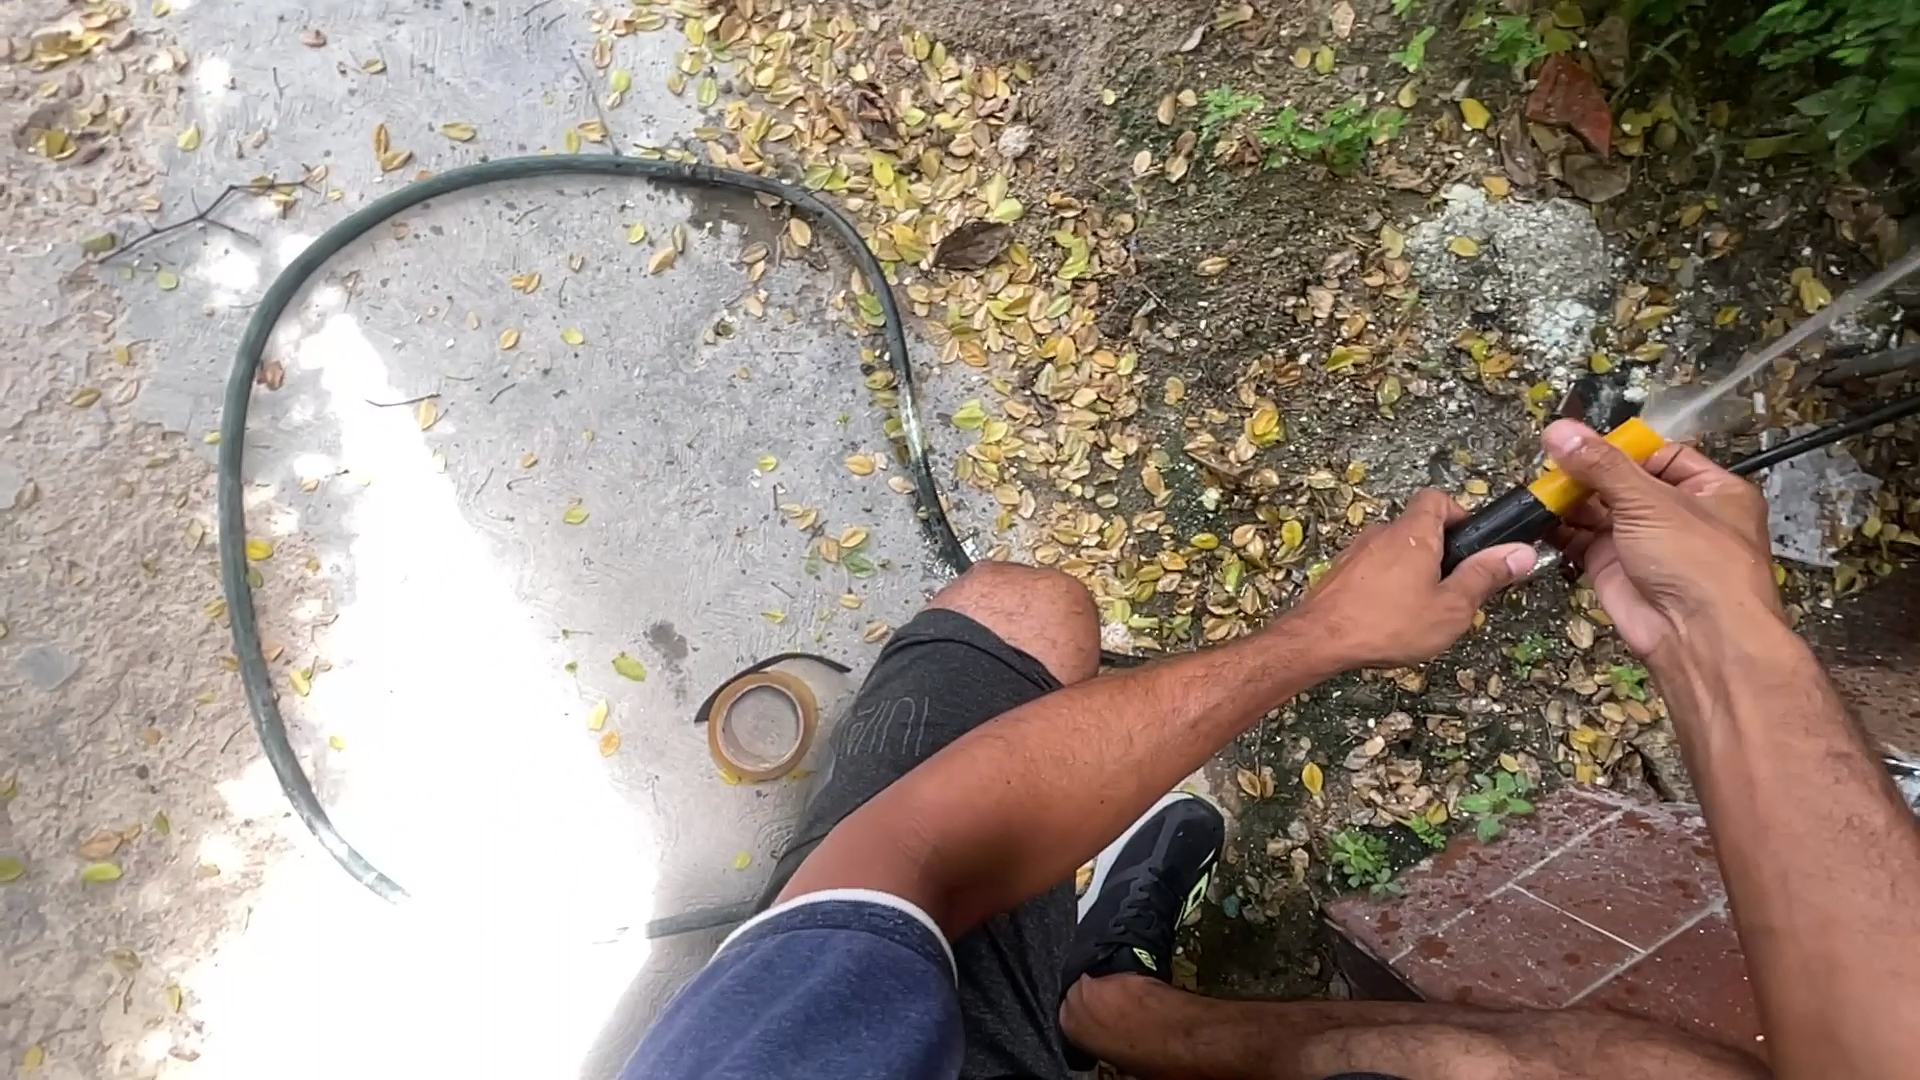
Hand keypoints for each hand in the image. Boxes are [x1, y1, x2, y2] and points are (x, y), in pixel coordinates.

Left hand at [1293, 489, 1535, 667]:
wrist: (1319, 640)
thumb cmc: (1388, 623)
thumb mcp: (1451, 606)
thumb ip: (1485, 576)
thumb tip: (1520, 552)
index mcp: (1411, 533)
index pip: (1436, 499)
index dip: (1460, 514)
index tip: (1474, 544)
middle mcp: (1380, 534)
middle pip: (1418, 527)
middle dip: (1441, 551)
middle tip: (1455, 586)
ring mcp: (1355, 552)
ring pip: (1395, 550)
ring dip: (1414, 569)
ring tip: (1424, 606)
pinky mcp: (1340, 572)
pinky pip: (1374, 567)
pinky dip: (1389, 582)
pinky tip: (1392, 613)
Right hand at [1542, 419, 1779, 663]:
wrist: (1693, 632)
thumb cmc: (1701, 565)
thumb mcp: (1650, 502)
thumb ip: (1600, 466)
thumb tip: (1562, 432)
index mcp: (1707, 489)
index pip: (1657, 454)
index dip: (1618, 448)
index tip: (1578, 442)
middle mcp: (1673, 511)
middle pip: (1617, 480)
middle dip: (1582, 475)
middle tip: (1548, 466)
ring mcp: (1639, 537)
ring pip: (1593, 508)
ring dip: (1565, 500)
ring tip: (1537, 492)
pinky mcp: (1609, 561)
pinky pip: (1576, 536)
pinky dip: (1554, 528)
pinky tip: (1535, 517)